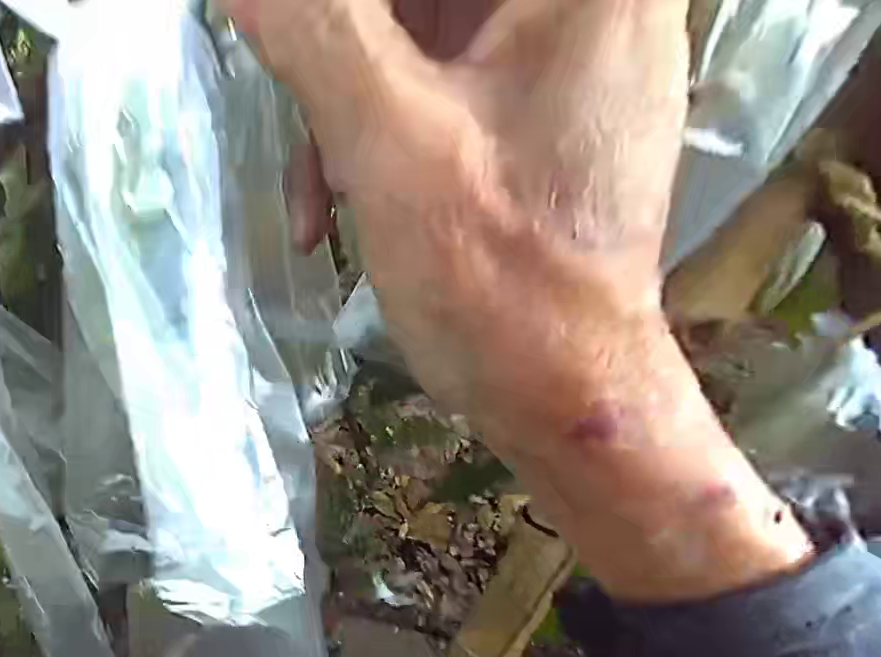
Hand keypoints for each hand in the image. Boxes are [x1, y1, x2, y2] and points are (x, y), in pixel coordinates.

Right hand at [232, 0, 812, 599]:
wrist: (560, 393)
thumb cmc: (491, 279)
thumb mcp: (389, 148)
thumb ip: (316, 33)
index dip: (336, 15)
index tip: (288, 44)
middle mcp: (592, 1)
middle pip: (422, 0)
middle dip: (337, 60)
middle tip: (292, 126)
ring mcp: (569, 59)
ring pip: (422, 43)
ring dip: (347, 115)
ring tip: (315, 204)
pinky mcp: (542, 121)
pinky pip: (440, 97)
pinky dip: (382, 144)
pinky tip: (344, 207)